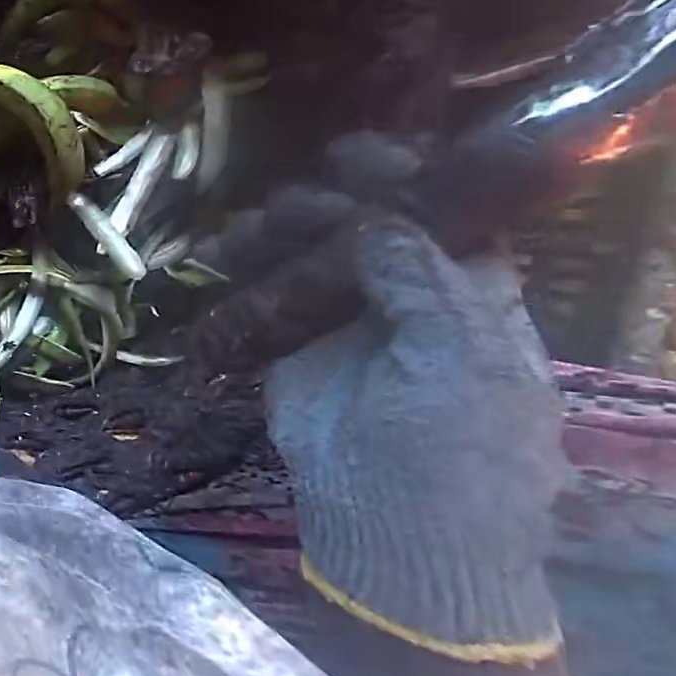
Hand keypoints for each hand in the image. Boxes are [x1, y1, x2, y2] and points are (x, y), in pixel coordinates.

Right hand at [264, 196, 566, 662]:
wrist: (387, 523)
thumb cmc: (454, 448)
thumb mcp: (462, 362)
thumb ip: (423, 284)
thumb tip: (376, 217)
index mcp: (466, 295)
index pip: (441, 215)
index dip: (406, 178)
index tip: (356, 152)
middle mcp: (399, 295)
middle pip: (359, 227)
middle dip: (323, 206)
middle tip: (289, 204)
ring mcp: (337, 317)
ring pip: (303, 255)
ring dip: (270, 236)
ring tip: (240, 234)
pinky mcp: (286, 341)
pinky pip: (260, 293)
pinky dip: (233, 273)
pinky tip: (208, 257)